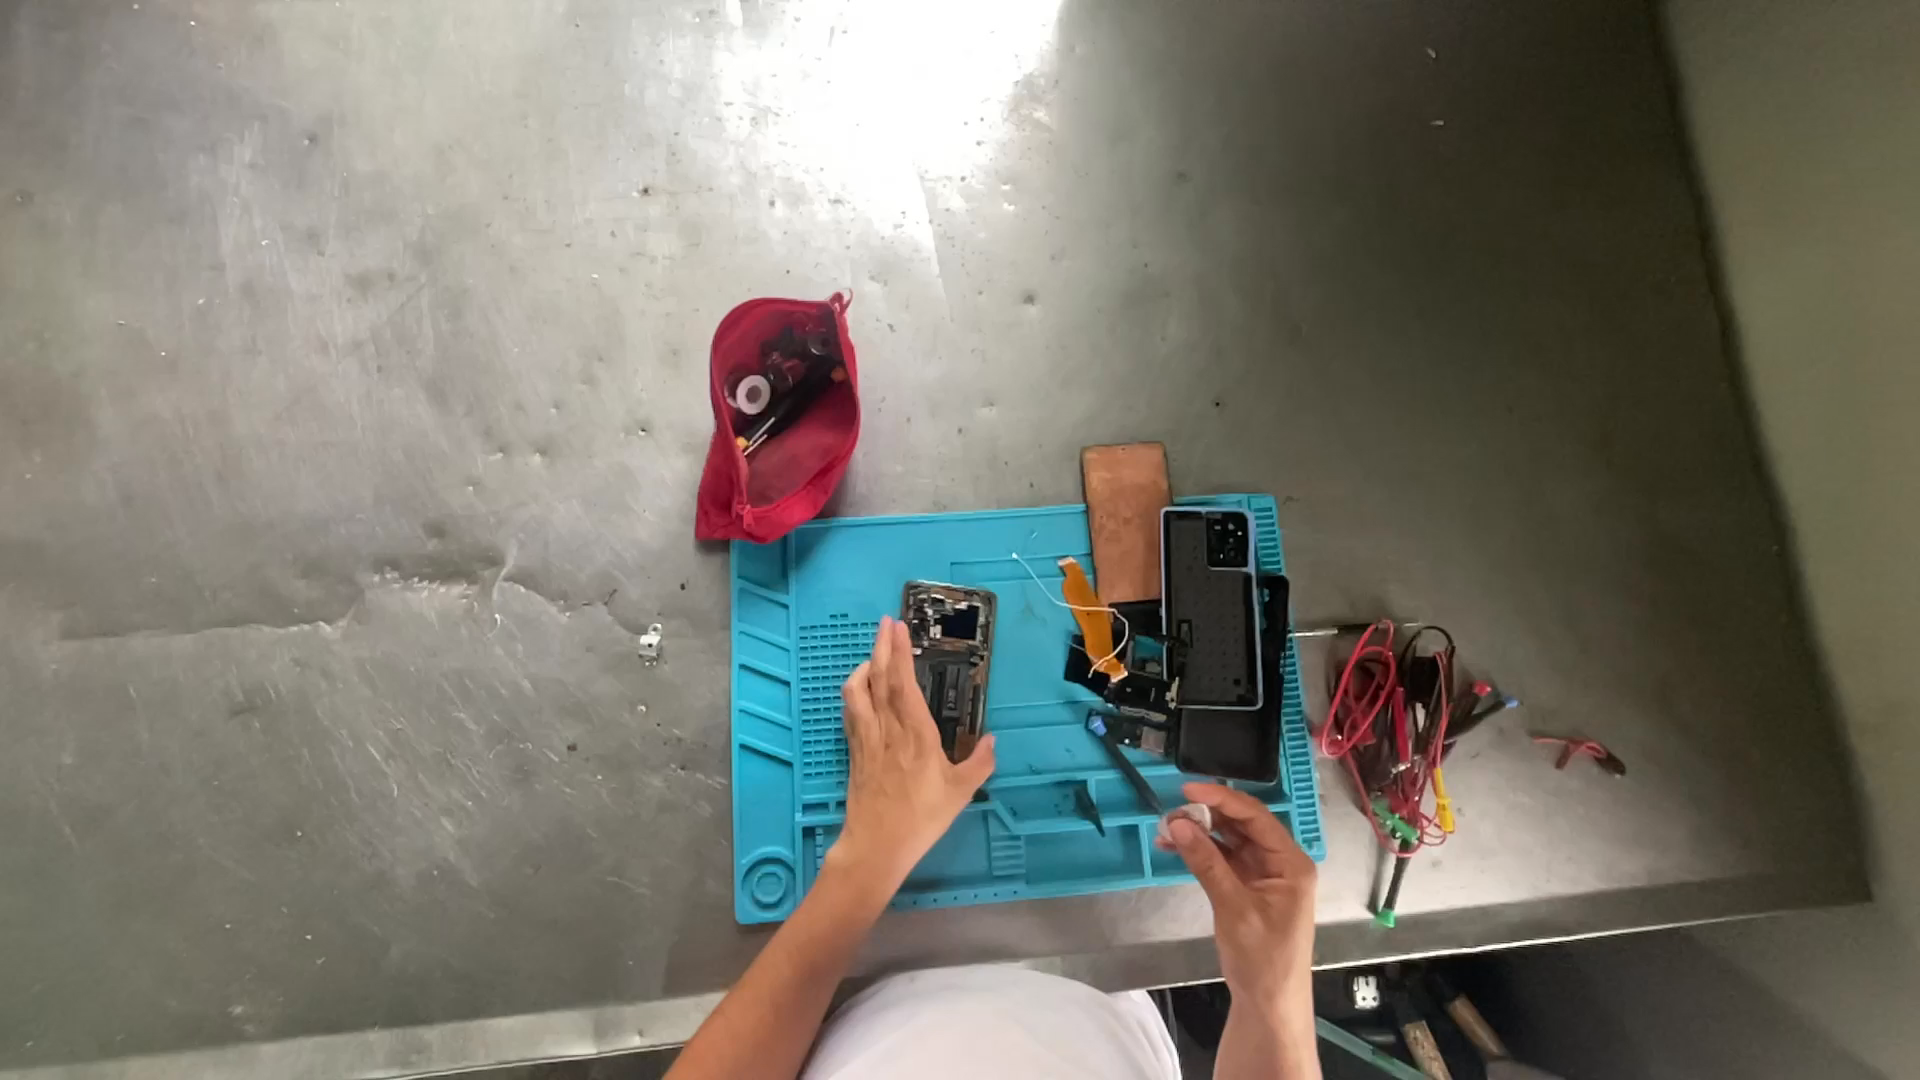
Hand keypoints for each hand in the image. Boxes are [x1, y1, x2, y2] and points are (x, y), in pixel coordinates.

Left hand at [832, 616, 996, 891]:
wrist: (876, 846)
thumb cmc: (921, 818)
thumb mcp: (961, 793)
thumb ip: (980, 763)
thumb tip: (994, 739)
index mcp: (916, 734)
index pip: (904, 684)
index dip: (900, 653)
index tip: (898, 628)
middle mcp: (888, 728)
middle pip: (879, 678)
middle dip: (882, 647)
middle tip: (885, 622)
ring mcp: (867, 738)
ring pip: (858, 691)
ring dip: (863, 665)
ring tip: (873, 653)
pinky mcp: (854, 749)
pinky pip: (850, 711)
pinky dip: (855, 690)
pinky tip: (861, 687)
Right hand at [1164, 782, 1316, 1016]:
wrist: (1269, 1007)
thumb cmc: (1263, 960)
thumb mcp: (1234, 908)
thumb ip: (1206, 863)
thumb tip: (1178, 823)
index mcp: (1291, 863)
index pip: (1256, 816)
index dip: (1222, 798)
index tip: (1188, 790)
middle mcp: (1278, 862)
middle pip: (1241, 824)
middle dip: (1206, 815)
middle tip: (1171, 813)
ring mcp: (1261, 874)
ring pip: (1228, 838)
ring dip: (1199, 832)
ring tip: (1166, 829)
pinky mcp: (1245, 886)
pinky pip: (1220, 857)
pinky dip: (1198, 850)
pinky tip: (1173, 847)